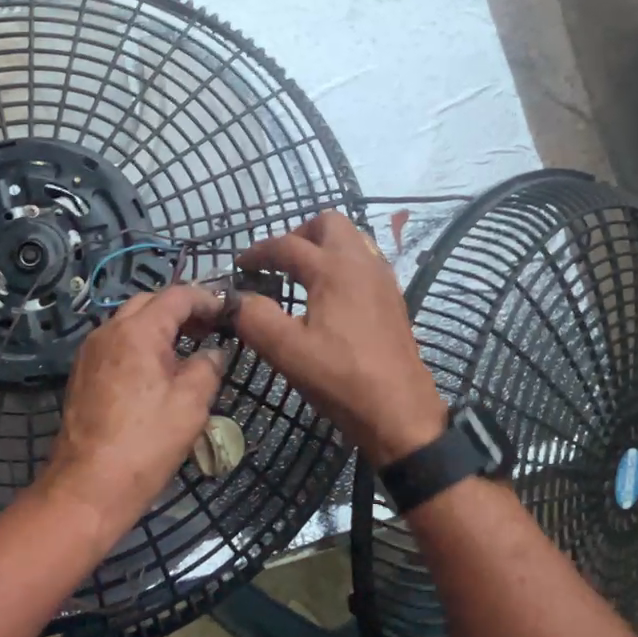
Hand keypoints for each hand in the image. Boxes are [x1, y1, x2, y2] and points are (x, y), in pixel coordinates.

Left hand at [40, 287, 226, 531]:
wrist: (88, 487)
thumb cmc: (146, 443)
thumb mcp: (192, 404)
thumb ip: (207, 367)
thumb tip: (212, 353)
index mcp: (137, 331)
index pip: (176, 296)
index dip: (205, 298)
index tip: (227, 310)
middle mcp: (108, 331)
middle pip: (149, 302)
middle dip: (180, 309)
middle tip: (209, 327)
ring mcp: (90, 352)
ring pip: (129, 322)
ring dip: (158, 326)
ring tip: (187, 347)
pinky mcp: (82, 373)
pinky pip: (116, 343)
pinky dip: (140, 344)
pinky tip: (157, 368)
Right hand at [236, 211, 446, 464]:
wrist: (401, 413)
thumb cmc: (341, 378)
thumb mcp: (287, 351)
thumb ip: (254, 317)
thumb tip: (236, 299)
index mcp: (334, 269)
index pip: (287, 245)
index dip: (258, 252)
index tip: (240, 267)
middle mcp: (362, 263)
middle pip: (329, 223)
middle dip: (299, 234)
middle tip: (279, 262)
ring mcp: (382, 280)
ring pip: (352, 240)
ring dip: (323, 246)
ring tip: (302, 275)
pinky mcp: (393, 299)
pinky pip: (365, 262)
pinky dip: (342, 265)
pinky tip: (330, 297)